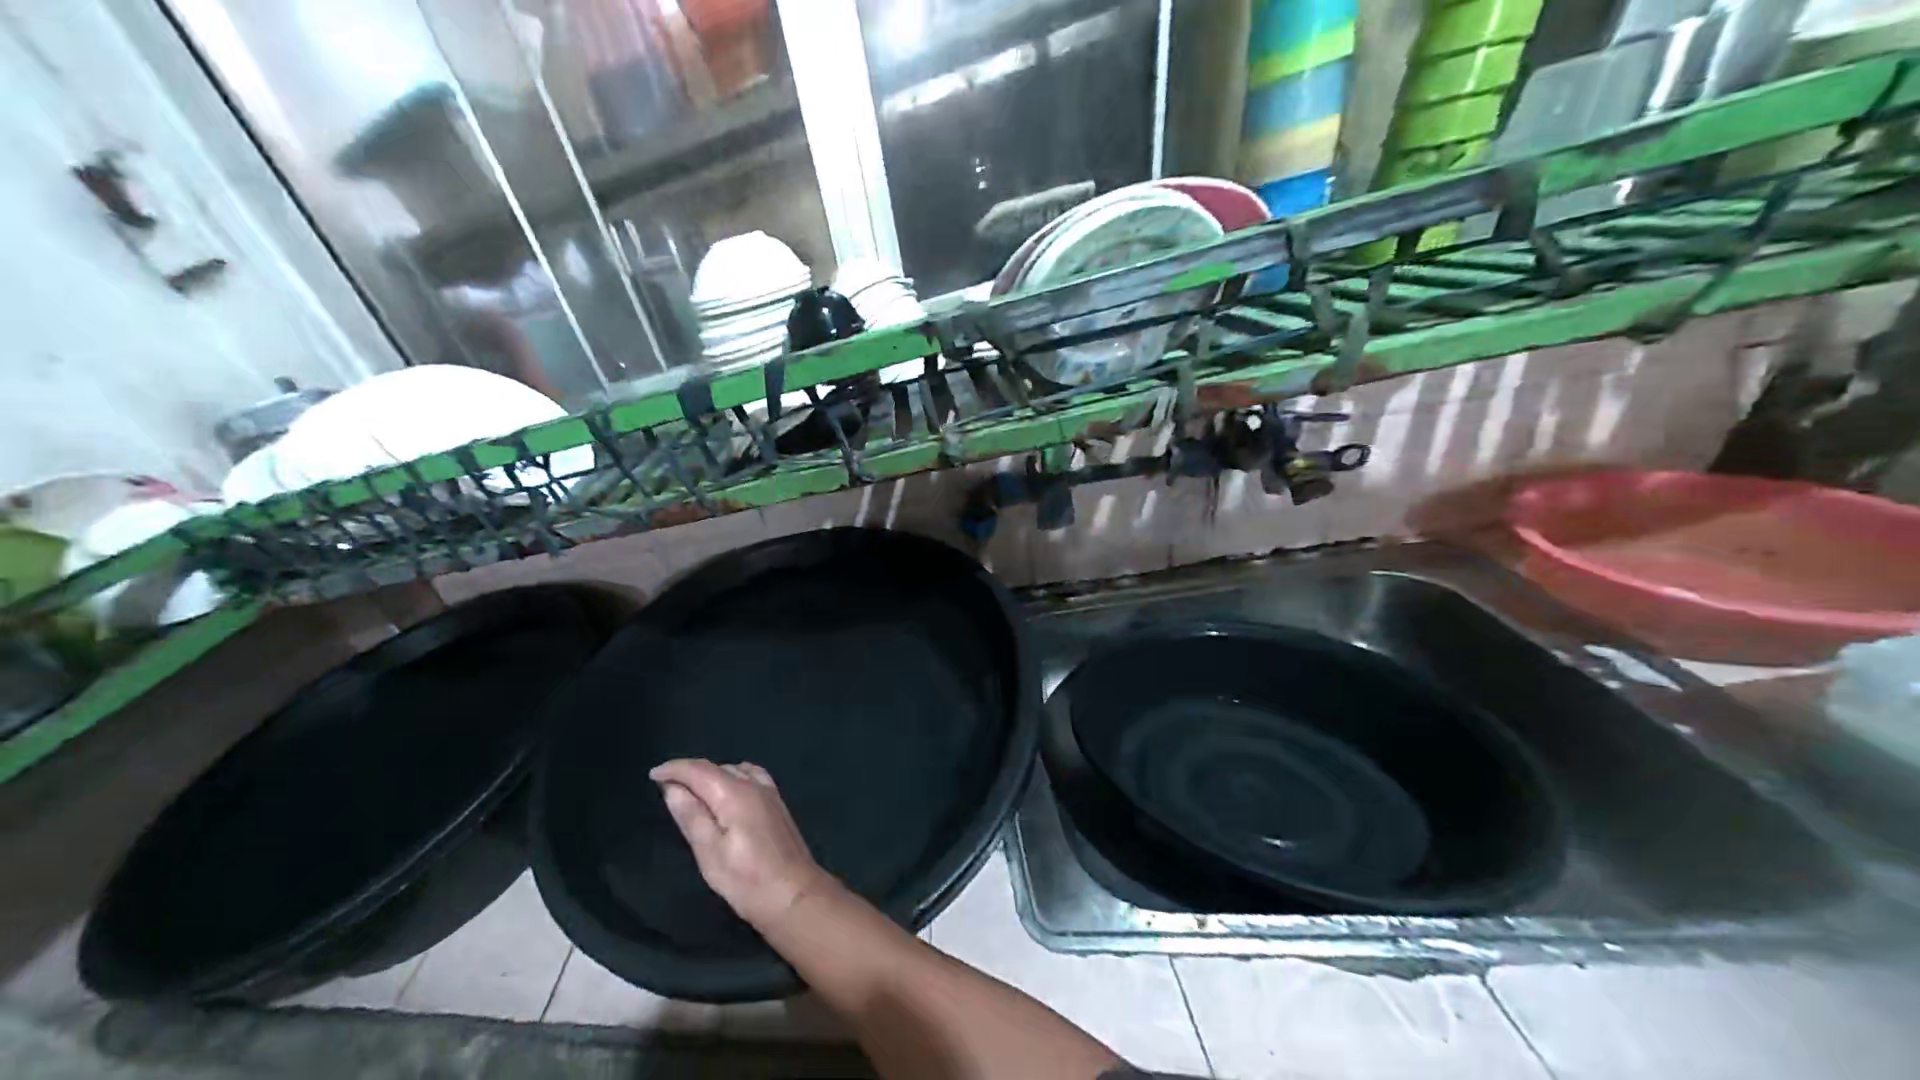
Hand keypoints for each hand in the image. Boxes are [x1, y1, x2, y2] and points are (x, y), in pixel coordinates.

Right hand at [649, 758, 833, 930]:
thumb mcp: (709, 852)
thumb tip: (672, 788)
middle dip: (690, 772)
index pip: (699, 770)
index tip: (652, 775)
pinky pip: (751, 776)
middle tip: (666, 788)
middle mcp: (754, 784)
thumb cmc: (746, 879)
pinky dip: (732, 777)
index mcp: (735, 793)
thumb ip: (691, 816)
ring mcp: (769, 792)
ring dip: (711, 774)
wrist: (794, 893)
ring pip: (735, 770)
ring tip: (691, 791)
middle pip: (717, 767)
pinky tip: (727, 790)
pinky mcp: (777, 803)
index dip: (674, 769)